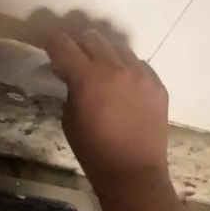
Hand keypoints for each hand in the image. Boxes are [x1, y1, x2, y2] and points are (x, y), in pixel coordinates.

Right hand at [46, 29, 170, 194]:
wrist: (134, 173)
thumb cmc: (93, 151)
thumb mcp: (69, 118)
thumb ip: (71, 88)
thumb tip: (72, 73)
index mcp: (88, 78)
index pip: (64, 44)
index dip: (54, 45)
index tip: (52, 52)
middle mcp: (116, 68)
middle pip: (92, 37)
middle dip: (78, 44)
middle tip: (74, 59)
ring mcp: (141, 74)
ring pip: (117, 47)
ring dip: (104, 54)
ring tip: (101, 71)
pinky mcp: (157, 84)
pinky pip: (138, 64)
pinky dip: (126, 69)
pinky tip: (122, 86)